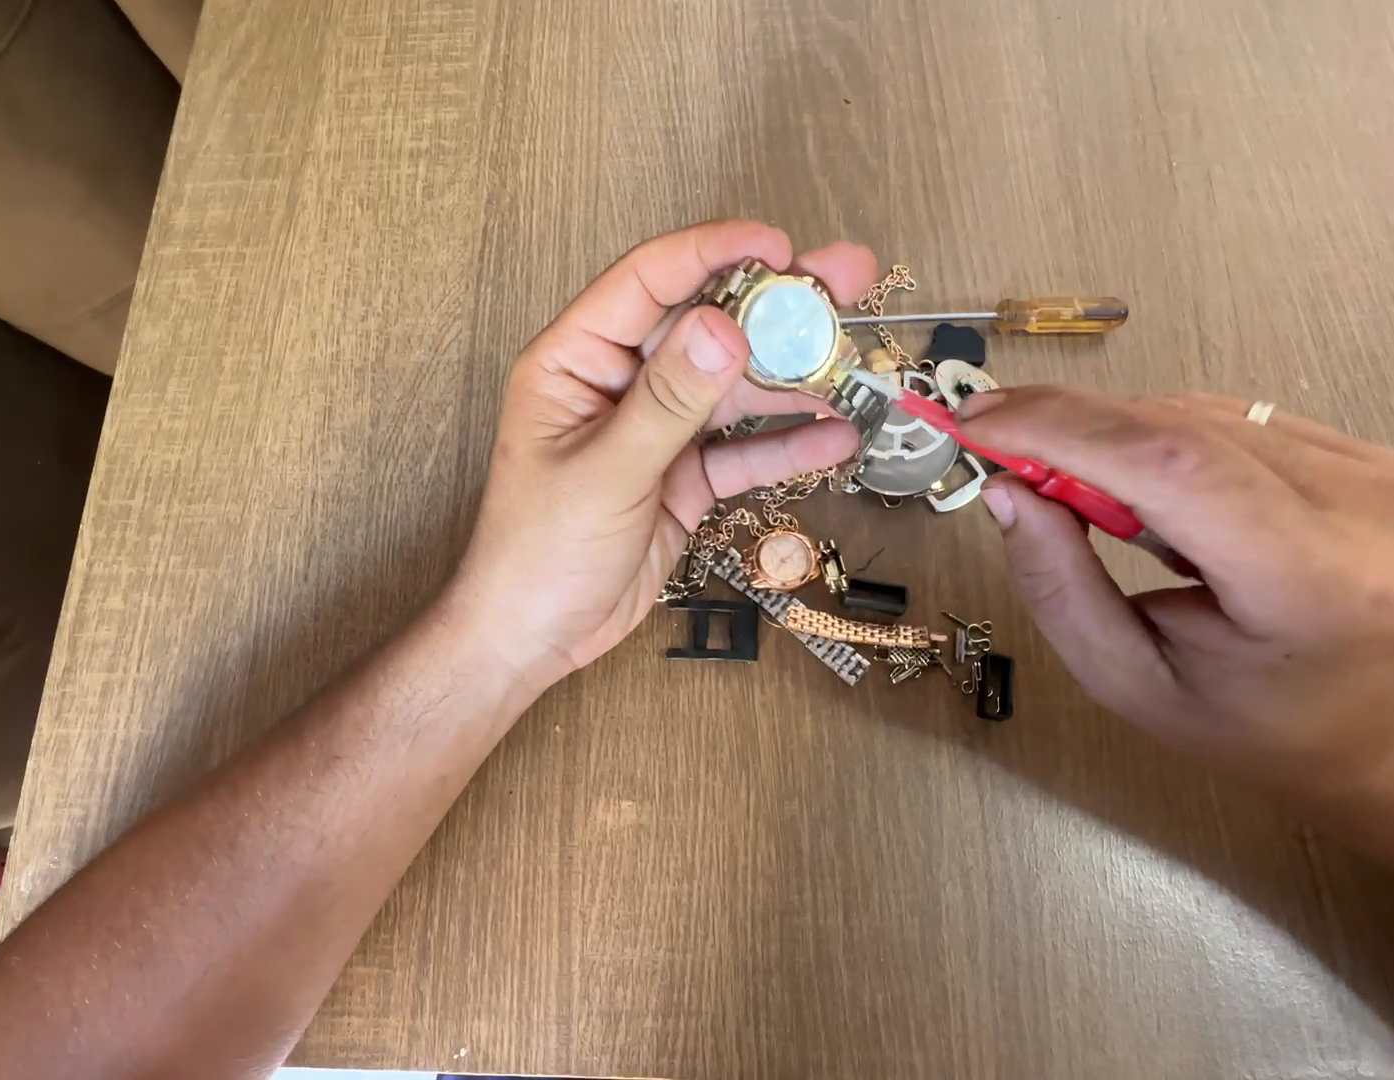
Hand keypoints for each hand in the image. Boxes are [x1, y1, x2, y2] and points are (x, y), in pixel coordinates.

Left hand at [448, 220, 875, 684]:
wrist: (537, 635)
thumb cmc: (540, 553)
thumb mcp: (604, 473)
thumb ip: (666, 404)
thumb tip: (723, 329)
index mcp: (577, 363)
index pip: (647, 283)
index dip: (712, 254)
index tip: (778, 246)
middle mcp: (620, 386)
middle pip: (705, 328)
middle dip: (775, 308)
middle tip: (846, 278)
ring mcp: (656, 433)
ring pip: (732, 390)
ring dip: (793, 377)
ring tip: (856, 358)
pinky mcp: (683, 478)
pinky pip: (740, 452)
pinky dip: (784, 446)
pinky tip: (834, 435)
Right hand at [958, 388, 1393, 794]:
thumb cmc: (1251, 727)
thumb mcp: (1125, 679)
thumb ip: (1057, 584)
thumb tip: (1006, 491)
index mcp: (1311, 584)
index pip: (1171, 465)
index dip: (1062, 427)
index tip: (977, 418)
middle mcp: (1370, 509)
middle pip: (1180, 429)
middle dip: (1069, 426)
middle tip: (996, 442)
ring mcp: (1390, 474)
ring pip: (1203, 415)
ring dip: (1114, 435)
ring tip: (1079, 491)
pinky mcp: (1386, 458)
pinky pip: (1237, 423)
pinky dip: (1164, 441)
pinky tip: (1149, 490)